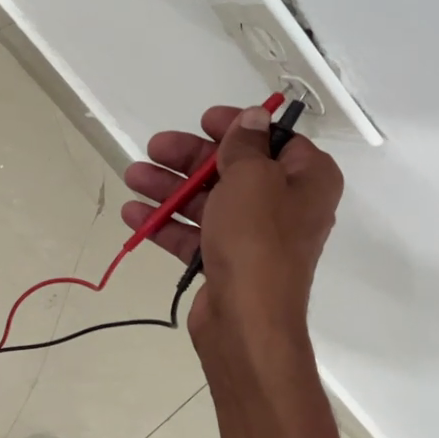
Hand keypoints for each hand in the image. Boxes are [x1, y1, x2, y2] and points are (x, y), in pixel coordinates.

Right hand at [120, 104, 344, 346]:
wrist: (246, 318)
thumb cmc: (256, 240)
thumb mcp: (252, 178)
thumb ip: (245, 145)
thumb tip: (250, 119)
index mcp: (306, 180)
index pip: (274, 141)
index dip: (238, 127)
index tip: (203, 120)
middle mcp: (283, 206)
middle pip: (231, 170)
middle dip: (189, 160)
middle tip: (153, 148)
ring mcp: (252, 237)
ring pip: (206, 203)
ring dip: (169, 189)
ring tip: (132, 177)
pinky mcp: (224, 263)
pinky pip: (193, 235)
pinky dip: (165, 224)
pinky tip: (133, 214)